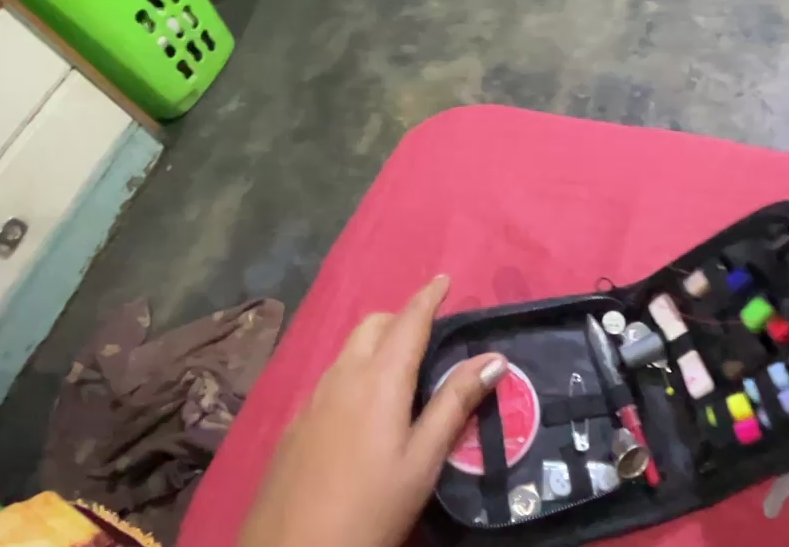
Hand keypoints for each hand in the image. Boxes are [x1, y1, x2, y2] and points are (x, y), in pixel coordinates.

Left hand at [240, 275, 505, 546]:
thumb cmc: (369, 509)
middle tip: (428, 337)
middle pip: (373, 325)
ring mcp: (312, 400)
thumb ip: (455, 404)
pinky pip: (331, 379)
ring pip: (348, 351)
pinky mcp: (294, 426)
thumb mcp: (422, 461)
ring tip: (400, 374)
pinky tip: (362, 414)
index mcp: (379, 379)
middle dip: (401, 319)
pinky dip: (354, 374)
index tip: (444, 278)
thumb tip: (494, 357)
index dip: (428, 296)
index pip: (409, 321)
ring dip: (376, 345)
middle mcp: (342, 377)